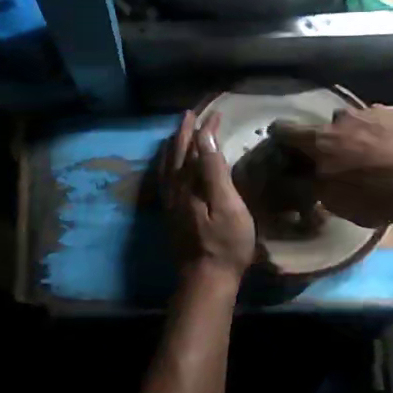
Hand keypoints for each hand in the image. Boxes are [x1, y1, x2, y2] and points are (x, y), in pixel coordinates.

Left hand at [164, 111, 256, 282]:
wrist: (205, 278)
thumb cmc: (225, 243)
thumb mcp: (227, 205)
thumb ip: (213, 170)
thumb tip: (203, 137)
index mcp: (189, 184)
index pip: (195, 148)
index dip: (205, 130)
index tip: (215, 114)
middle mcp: (175, 189)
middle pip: (176, 154)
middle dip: (184, 133)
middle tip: (190, 115)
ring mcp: (170, 203)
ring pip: (167, 166)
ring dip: (173, 147)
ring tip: (177, 134)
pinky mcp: (171, 215)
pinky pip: (164, 180)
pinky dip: (166, 166)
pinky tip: (170, 168)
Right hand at [268, 106, 392, 226]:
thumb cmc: (375, 195)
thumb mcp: (332, 201)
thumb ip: (307, 185)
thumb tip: (293, 177)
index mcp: (318, 139)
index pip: (283, 129)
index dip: (280, 139)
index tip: (283, 149)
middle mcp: (341, 117)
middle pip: (324, 127)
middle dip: (327, 141)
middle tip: (337, 162)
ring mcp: (373, 111)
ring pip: (355, 122)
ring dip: (357, 136)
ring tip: (372, 158)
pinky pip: (383, 122)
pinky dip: (383, 135)